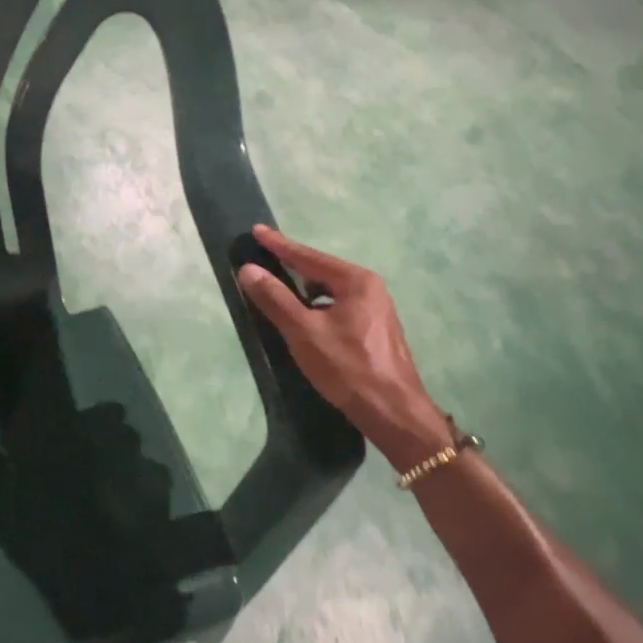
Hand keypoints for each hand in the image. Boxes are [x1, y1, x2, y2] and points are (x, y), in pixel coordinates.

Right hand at [236, 225, 451, 469]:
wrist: (393, 411)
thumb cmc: (347, 368)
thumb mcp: (304, 332)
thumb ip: (275, 299)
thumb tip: (249, 269)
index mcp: (356, 281)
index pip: (309, 256)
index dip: (280, 245)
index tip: (257, 231)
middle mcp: (371, 288)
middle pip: (322, 271)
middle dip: (293, 268)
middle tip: (265, 267)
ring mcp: (377, 309)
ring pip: (331, 291)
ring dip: (305, 292)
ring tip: (281, 298)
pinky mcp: (376, 330)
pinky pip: (340, 307)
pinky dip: (319, 309)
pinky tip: (307, 325)